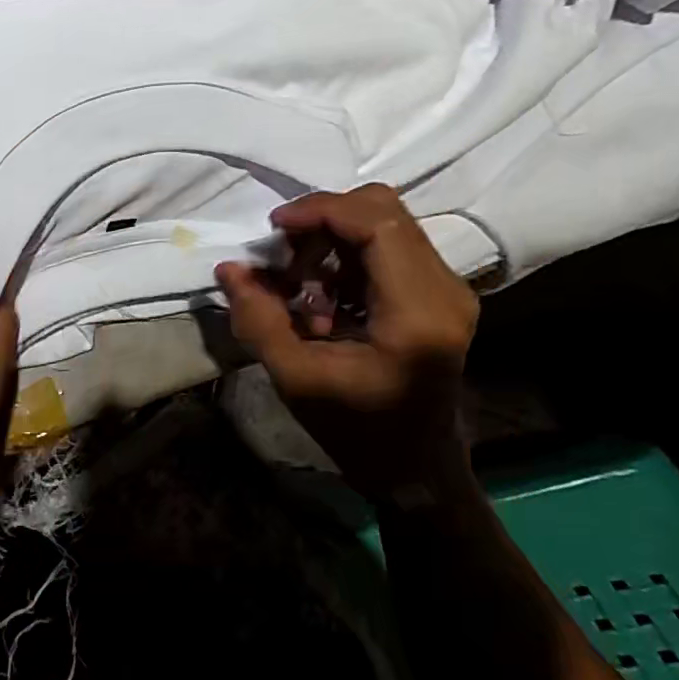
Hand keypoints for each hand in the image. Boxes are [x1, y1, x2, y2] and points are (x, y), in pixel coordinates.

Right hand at [215, 184, 478, 500]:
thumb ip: (259, 319)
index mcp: (417, 314)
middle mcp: (445, 289)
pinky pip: (389, 244)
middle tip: (284, 256)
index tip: (275, 227)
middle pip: (383, 209)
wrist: (416, 469)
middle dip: (323, 220)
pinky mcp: (440, 290)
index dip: (322, 210)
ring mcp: (449, 287)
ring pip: (385, 220)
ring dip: (333, 238)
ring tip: (303, 286)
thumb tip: (229, 268)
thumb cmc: (357, 433)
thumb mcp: (297, 380)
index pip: (377, 223)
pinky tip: (325, 296)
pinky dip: (347, 254)